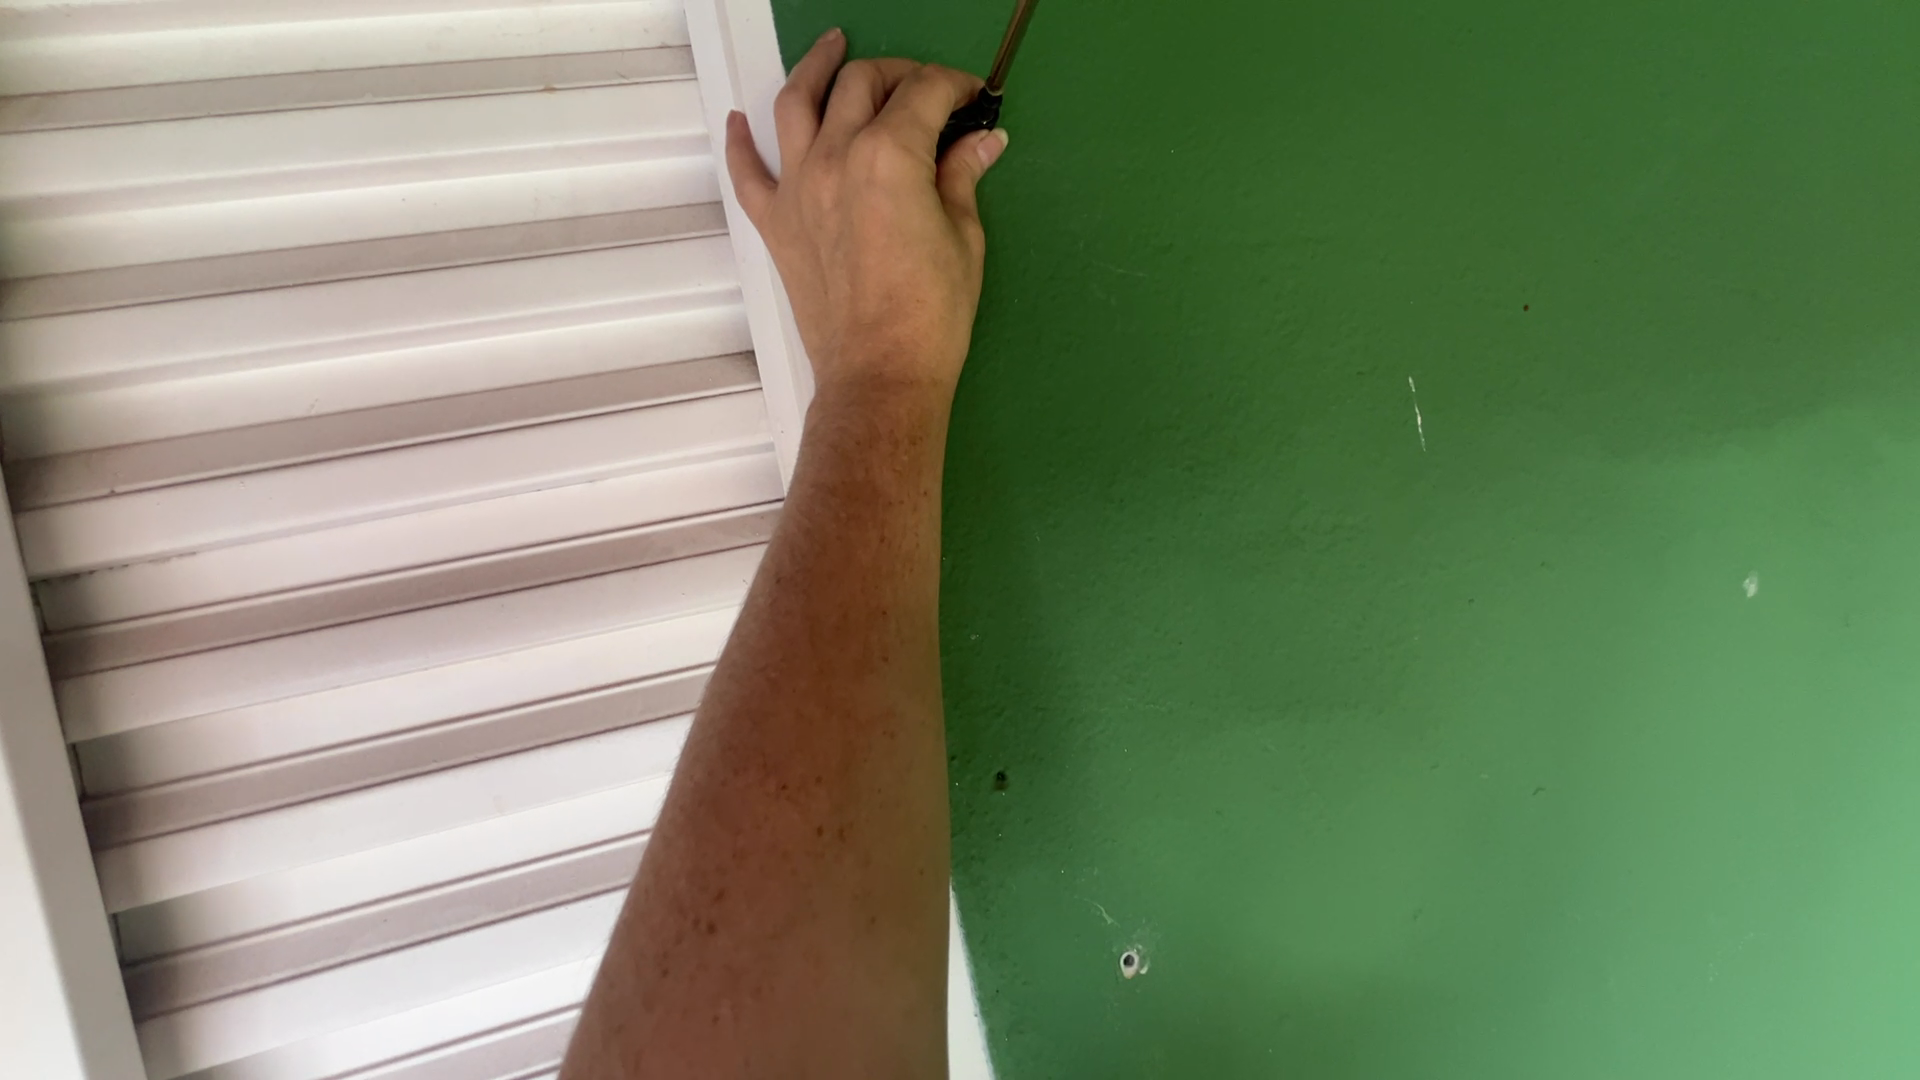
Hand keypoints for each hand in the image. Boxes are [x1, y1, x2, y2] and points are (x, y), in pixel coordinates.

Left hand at [725, 28, 1009, 398]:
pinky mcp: (775, 225)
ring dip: (816, 67)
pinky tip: (741, 121)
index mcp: (890, 155)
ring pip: (797, 103)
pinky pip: (747, 172)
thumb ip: (963, 178)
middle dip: (898, 73)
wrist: (880, 376)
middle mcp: (836, 155)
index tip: (973, 95)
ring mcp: (797, 188)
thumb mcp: (964, 241)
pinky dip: (741, 142)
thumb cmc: (932, 316)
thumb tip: (983, 141)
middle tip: (923, 87)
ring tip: (831, 49)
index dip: (955, 85)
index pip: (924, 94)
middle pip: (861, 85)